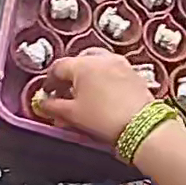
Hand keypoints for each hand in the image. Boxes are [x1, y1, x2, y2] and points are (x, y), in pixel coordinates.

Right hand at [33, 51, 155, 145]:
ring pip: (96, 64)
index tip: (47, 94)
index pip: (58, 67)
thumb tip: (44, 103)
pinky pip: (111, 71)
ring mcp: (120, 64)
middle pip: (78, 62)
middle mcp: (101, 58)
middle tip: (64, 94)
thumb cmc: (105, 118)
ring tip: (84, 96)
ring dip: (87, 77)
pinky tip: (102, 97)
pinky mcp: (133, 73)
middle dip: (69, 77)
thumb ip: (53, 106)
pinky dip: (103, 80)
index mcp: (82, 64)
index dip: (49, 82)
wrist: (142, 127)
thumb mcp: (72, 114)